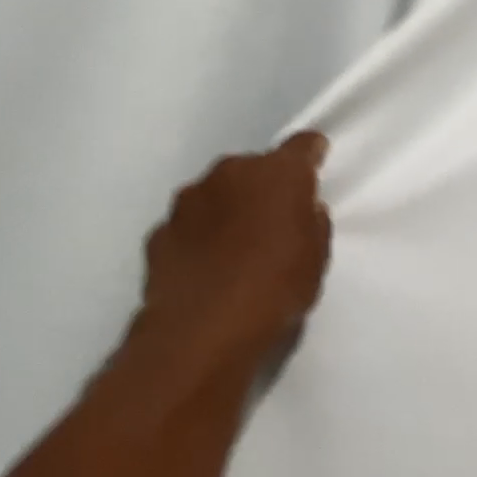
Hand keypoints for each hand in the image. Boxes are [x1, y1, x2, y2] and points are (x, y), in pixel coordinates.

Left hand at [133, 132, 331, 377]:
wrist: (202, 329)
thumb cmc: (276, 287)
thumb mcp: (316, 256)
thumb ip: (312, 223)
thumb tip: (302, 210)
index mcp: (277, 174)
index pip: (302, 146)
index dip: (312, 154)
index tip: (317, 164)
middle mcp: (229, 173)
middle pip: (255, 167)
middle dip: (266, 186)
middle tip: (277, 219)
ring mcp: (187, 200)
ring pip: (218, 192)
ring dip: (230, 208)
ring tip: (240, 246)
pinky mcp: (159, 230)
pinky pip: (190, 224)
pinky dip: (201, 235)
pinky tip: (210, 265)